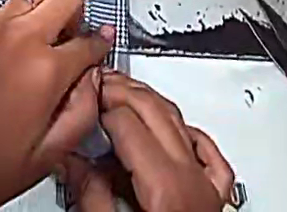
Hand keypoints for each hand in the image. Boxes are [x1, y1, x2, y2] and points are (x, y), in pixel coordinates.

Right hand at [60, 73, 234, 211]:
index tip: (79, 97)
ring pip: (178, 121)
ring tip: (120, 97)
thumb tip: (71, 159)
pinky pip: (210, 157)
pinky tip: (175, 128)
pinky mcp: (215, 203)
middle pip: (153, 109)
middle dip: (120, 90)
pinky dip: (190, 135)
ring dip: (148, 102)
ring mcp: (208, 191)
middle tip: (94, 86)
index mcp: (165, 189)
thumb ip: (89, 194)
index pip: (125, 118)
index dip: (97, 102)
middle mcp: (191, 182)